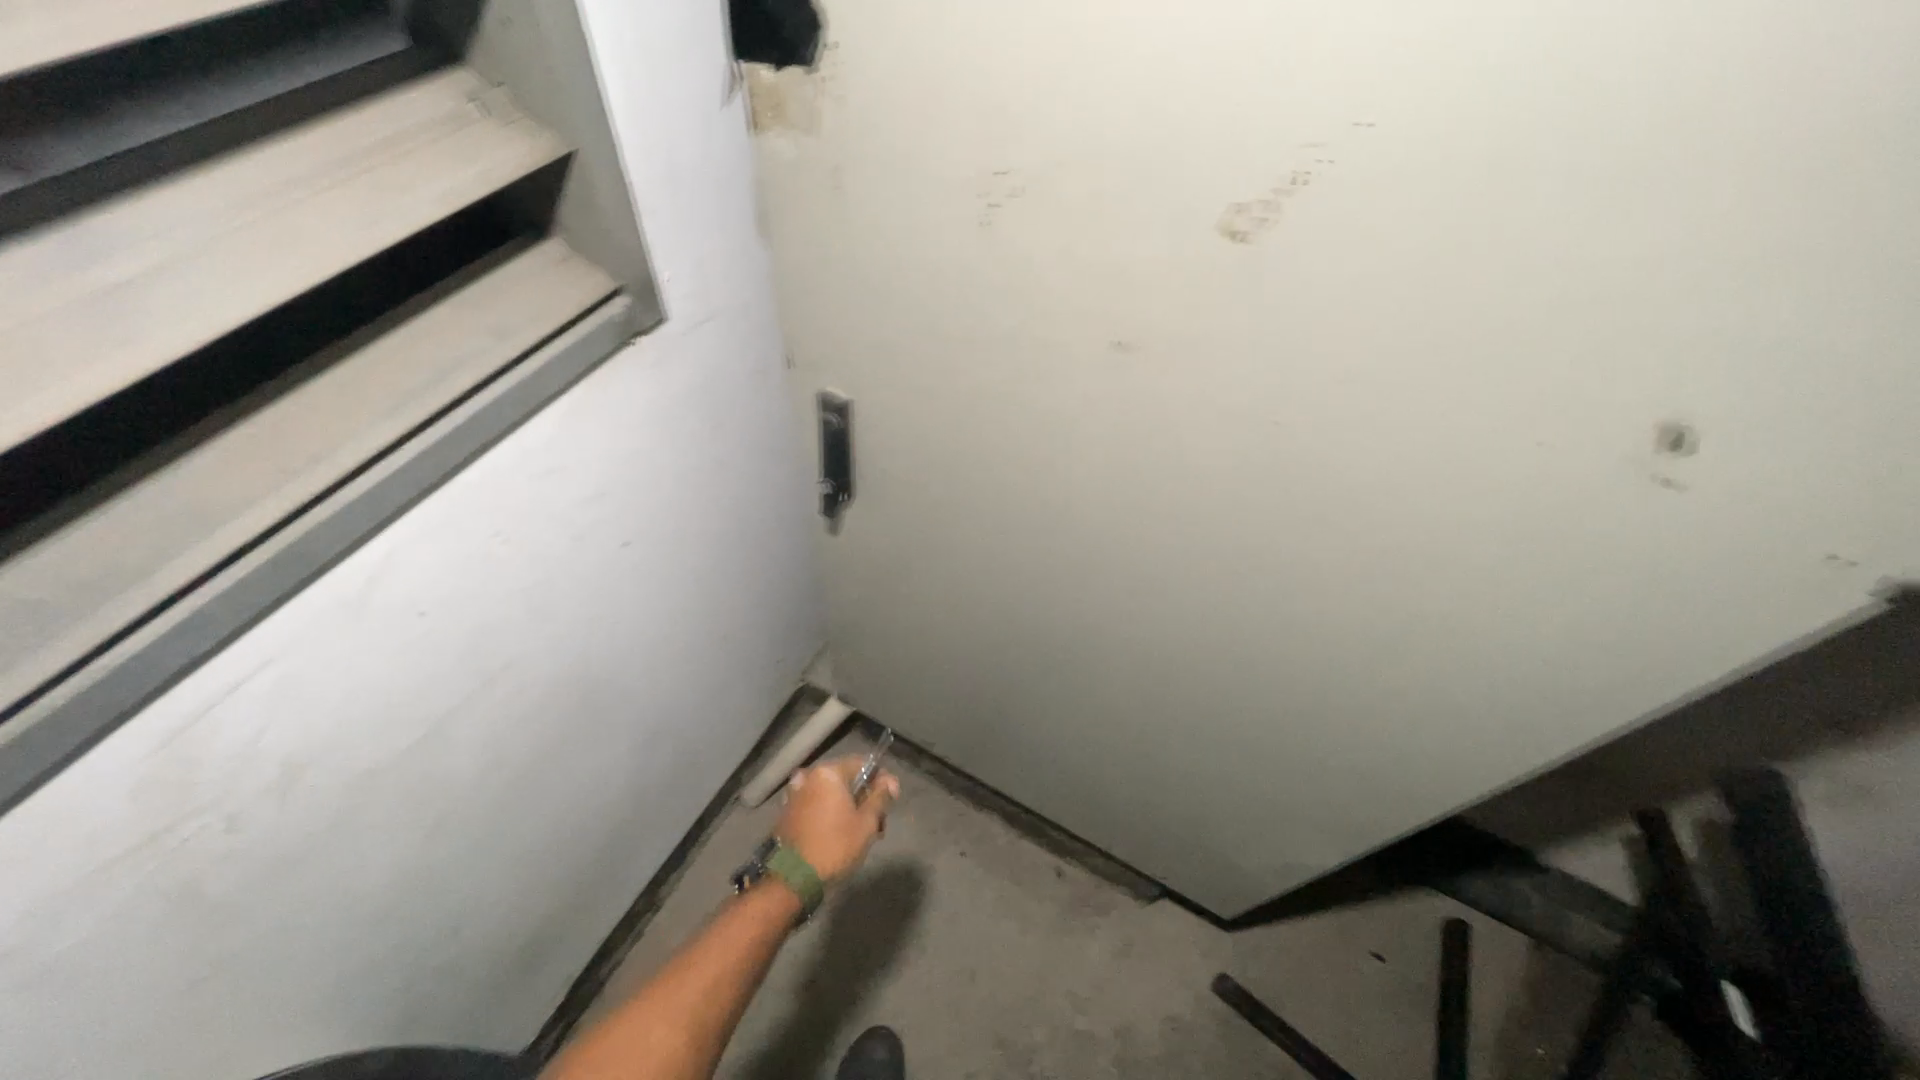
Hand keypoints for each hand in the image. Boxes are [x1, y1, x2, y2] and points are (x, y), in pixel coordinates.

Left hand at [777, 755, 898, 882]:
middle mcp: (808, 777)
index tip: (891, 800)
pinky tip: (840, 834)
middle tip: (878, 824)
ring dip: (849, 808)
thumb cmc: (835, 846)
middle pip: (847, 780)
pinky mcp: (788, 812)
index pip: (863, 764)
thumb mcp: (866, 822)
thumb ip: (880, 796)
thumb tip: (889, 780)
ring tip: (862, 834)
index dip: (881, 780)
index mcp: (828, 773)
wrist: (793, 878)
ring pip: (831, 794)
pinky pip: (817, 805)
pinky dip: (830, 813)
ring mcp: (795, 794)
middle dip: (865, 799)